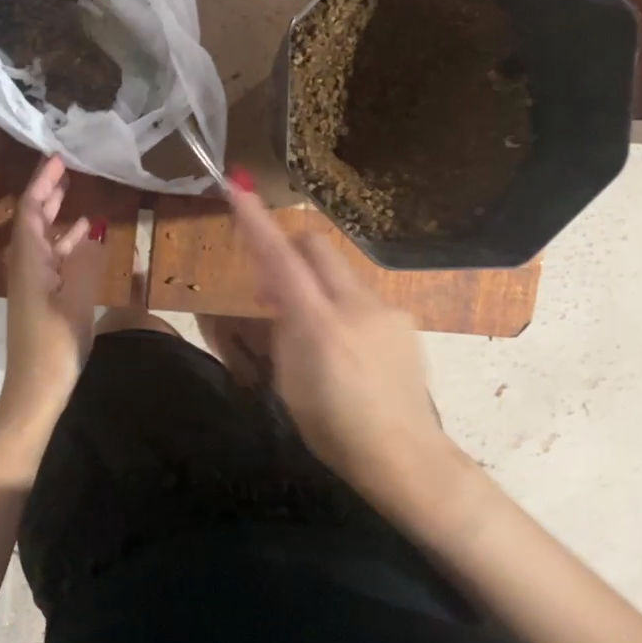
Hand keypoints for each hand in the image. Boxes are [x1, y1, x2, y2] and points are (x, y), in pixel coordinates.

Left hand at [0, 155, 107, 419]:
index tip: (58, 159)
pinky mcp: (41, 299)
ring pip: (43, 239)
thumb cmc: (54, 346)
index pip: (29, 211)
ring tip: (74, 192)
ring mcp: (32, 284)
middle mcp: (26, 267)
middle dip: (46, 192)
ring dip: (55, 215)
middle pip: (32, 220)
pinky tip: (83, 237)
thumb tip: (90, 231)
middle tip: (66, 168)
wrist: (35, 391)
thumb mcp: (76, 303)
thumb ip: (85, 264)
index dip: (41, 183)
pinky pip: (52, 259)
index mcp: (29, 262)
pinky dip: (66, 242)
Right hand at [226, 179, 451, 491]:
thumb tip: (278, 294)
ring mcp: (385, 310)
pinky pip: (362, 298)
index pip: (280, 259)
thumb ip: (283, 328)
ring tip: (310, 331)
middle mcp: (356, 305)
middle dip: (289, 251)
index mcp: (319, 324)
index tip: (237, 189)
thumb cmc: (331, 427)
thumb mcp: (289, 380)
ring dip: (316, 285)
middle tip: (270, 289)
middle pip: (316, 247)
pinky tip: (346, 348)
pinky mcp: (404, 320)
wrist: (402, 454)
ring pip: (339, 274)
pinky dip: (342, 307)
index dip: (256, 224)